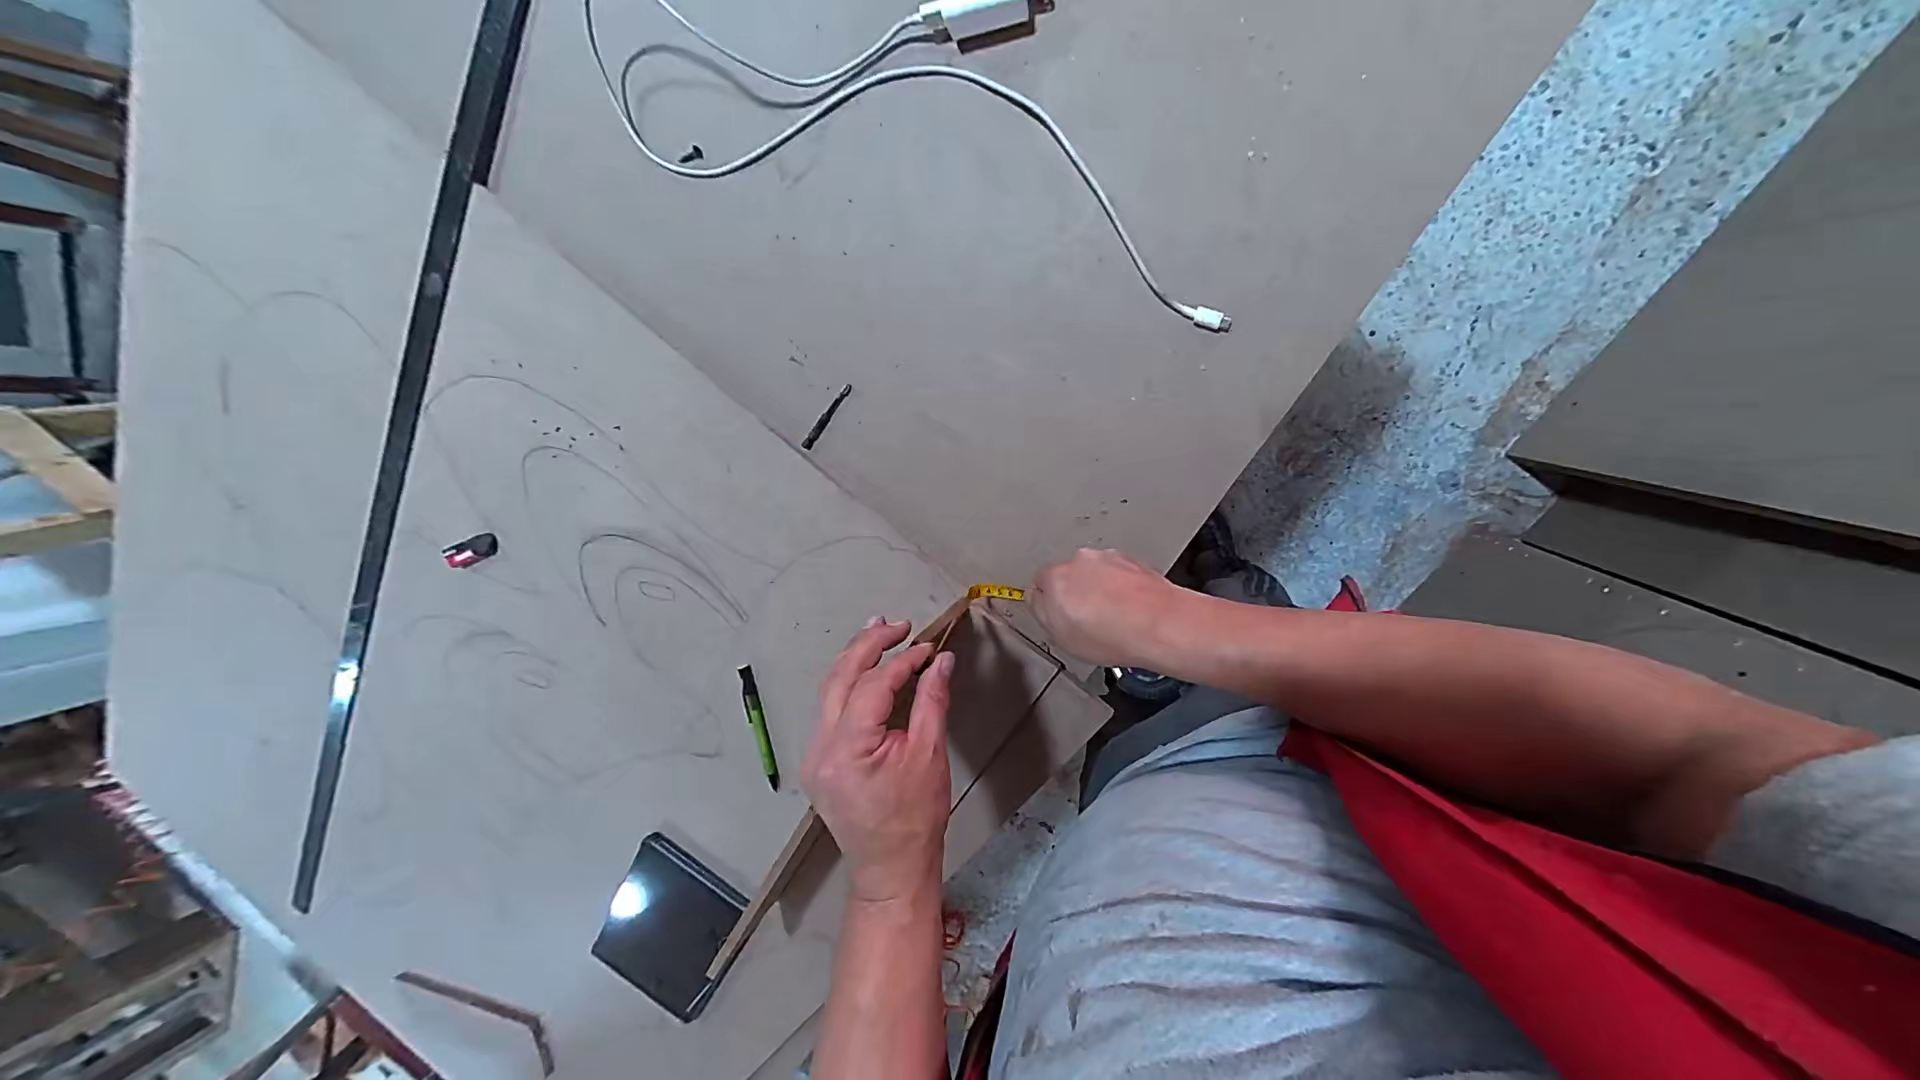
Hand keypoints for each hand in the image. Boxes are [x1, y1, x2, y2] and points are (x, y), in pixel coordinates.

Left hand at [803, 617, 953, 903]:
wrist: (891, 868)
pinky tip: (867, 671)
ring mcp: (815, 755)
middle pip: (839, 678)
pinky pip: (831, 709)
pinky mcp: (819, 760)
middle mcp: (821, 748)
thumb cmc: (915, 819)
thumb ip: (932, 701)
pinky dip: (850, 684)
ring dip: (854, 660)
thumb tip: (941, 662)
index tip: (928, 649)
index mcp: (847, 749)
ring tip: (879, 633)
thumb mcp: (929, 755)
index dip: (902, 661)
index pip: (873, 686)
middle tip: (897, 626)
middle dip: (868, 645)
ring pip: (829, 690)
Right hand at [1031, 547, 1184, 667]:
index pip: (1040, 584)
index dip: (1049, 604)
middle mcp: (1081, 560)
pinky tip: (1130, 612)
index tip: (1059, 618)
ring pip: (1097, 573)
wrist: (1160, 625)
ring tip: (1113, 620)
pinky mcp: (1136, 562)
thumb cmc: (1113, 634)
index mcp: (1055, 575)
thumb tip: (1038, 601)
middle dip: (1076, 593)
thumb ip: (1041, 612)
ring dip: (1101, 590)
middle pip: (1070, 575)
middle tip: (1087, 621)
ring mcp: (1111, 558)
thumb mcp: (1059, 637)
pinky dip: (1123, 589)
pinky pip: (1121, 576)